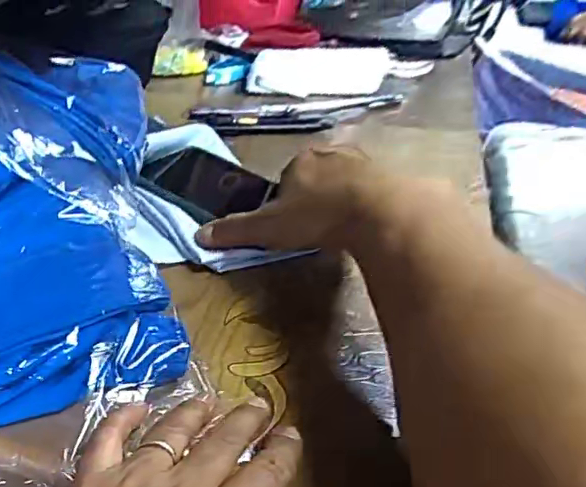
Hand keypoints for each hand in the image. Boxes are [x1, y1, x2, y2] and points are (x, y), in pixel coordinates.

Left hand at [0, 397, 300, 486]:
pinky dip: (126, 416)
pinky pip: (111, 434)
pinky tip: (139, 407)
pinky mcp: (94, 479)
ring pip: (174, 429)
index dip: (283, 452)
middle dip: (248, 419)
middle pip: (225, 441)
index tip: (290, 437)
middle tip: (258, 405)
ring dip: (197, 412)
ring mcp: (135, 479)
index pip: (265, 477)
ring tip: (209, 402)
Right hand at [195, 145, 465, 253]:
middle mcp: (330, 152)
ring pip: (343, 179)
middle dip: (313, 196)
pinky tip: (362, 221)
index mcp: (299, 161)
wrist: (374, 210)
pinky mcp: (386, 174)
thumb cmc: (315, 216)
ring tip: (338, 225)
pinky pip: (369, 187)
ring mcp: (361, 160)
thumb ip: (237, 232)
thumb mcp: (269, 229)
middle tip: (313, 227)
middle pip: (315, 175)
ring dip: (339, 198)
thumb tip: (199, 236)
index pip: (286, 178)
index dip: (284, 201)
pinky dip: (364, 202)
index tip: (288, 223)